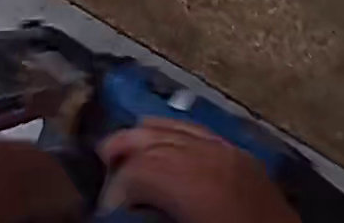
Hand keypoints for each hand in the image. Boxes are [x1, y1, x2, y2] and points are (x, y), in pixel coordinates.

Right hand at [97, 119, 301, 222]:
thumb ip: (161, 218)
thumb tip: (126, 208)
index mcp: (198, 186)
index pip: (142, 171)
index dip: (117, 188)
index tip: (104, 209)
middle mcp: (212, 157)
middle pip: (155, 142)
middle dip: (125, 151)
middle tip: (100, 164)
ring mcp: (230, 153)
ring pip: (175, 130)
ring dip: (145, 136)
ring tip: (120, 147)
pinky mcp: (243, 158)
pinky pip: (200, 132)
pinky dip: (174, 131)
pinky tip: (162, 136)